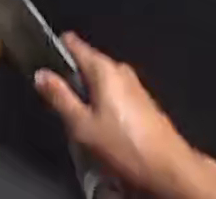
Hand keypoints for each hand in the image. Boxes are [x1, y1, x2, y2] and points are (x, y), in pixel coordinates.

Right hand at [36, 34, 215, 198]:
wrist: (174, 174)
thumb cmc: (126, 148)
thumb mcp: (83, 127)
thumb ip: (59, 97)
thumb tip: (41, 74)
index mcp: (102, 68)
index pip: (72, 42)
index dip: (55, 49)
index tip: (44, 63)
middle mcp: (119, 69)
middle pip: (87, 64)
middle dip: (73, 81)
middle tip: (62, 106)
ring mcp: (134, 86)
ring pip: (101, 81)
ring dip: (90, 96)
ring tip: (83, 123)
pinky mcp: (144, 104)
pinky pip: (116, 95)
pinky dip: (106, 106)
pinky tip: (105, 132)